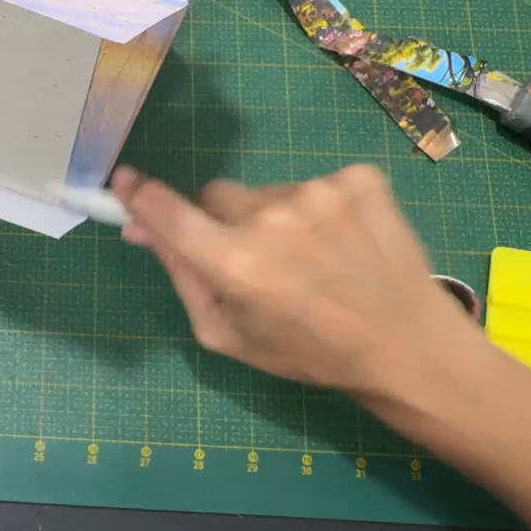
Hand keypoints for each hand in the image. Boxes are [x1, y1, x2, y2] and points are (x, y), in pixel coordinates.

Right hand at [112, 165, 488, 406]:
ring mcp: (320, 191)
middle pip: (218, 195)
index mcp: (234, 262)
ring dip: (275, 218)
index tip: (124, 181)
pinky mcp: (360, 179)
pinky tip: (342, 242)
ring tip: (312, 258)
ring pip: (267, 192)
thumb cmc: (306, 351)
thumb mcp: (226, 333)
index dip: (140, 194)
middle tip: (255, 259)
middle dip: (222, 220)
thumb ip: (180, 275)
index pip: (168, 211)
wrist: (407, 346)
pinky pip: (315, 184)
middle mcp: (272, 217)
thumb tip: (141, 227)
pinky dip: (320, 209)